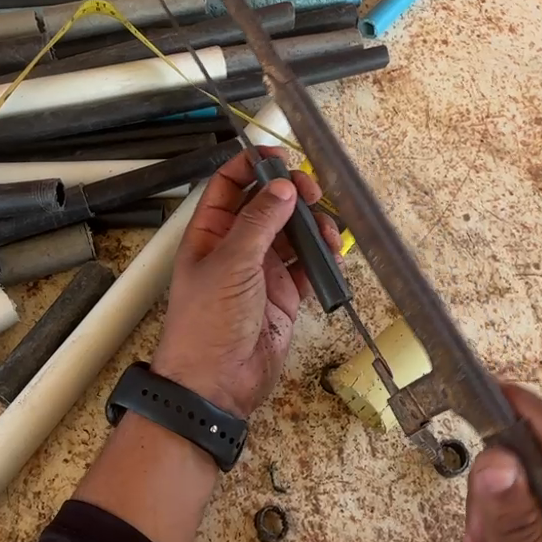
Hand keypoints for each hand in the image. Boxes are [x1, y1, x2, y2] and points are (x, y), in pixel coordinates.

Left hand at [149, 148, 335, 417]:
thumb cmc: (208, 322)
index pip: (229, 184)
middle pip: (268, 205)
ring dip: (313, 227)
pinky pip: (307, 266)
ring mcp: (261, 271)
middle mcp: (236, 246)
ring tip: (328, 234)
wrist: (216, 383)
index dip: (253, 165)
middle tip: (313, 194)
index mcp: (210, 232)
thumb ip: (259, 222)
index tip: (283, 158)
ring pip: (292, 234)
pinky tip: (333, 258)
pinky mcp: (284, 295)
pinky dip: (323, 259)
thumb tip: (283, 188)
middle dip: (293, 195)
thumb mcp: (231, 264)